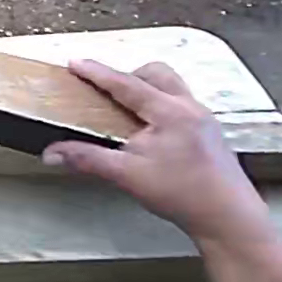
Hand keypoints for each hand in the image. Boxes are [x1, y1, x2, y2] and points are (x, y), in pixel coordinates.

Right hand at [42, 60, 270, 242]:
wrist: (228, 218)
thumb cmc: (182, 194)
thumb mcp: (127, 175)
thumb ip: (88, 159)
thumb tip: (53, 152)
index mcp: (168, 111)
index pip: (125, 84)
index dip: (97, 73)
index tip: (76, 63)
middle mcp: (188, 107)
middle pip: (155, 74)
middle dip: (128, 75)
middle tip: (105, 88)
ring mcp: (203, 118)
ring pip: (172, 85)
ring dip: (148, 87)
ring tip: (127, 106)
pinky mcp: (210, 132)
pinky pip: (182, 102)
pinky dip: (161, 103)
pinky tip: (152, 127)